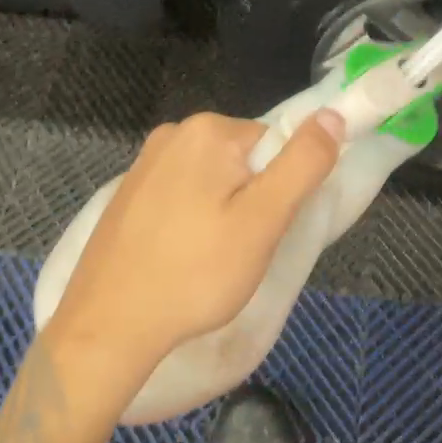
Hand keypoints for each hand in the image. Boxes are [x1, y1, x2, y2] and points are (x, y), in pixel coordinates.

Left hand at [48, 110, 344, 366]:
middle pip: (244, 160)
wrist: (107, 327)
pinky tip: (179, 260)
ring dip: (221, 213)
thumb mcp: (264, 220)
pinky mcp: (128, 192)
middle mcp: (174, 132)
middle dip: (250, 201)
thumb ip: (303, 163)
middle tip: (238, 251)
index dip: (279, 190)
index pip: (274, 145)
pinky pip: (181, 195)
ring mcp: (145, 162)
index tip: (263, 230)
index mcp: (208, 130)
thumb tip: (334, 115)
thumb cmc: (195, 274)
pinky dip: (190, 222)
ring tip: (207, 261)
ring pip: (213, 180)